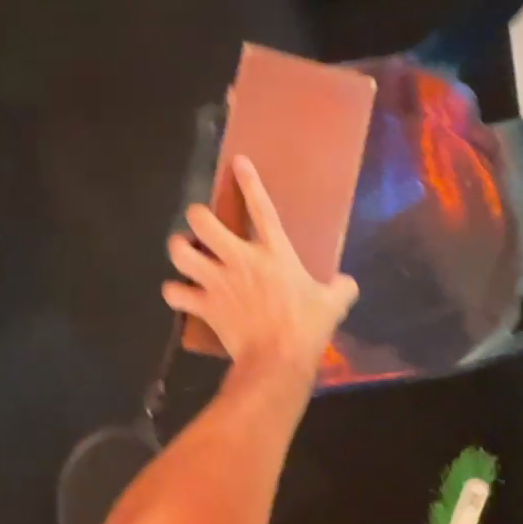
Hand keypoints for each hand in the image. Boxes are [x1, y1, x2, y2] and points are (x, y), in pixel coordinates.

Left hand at [163, 155, 358, 384]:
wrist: (277, 361)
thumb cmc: (307, 329)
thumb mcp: (334, 304)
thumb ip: (341, 288)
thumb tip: (348, 283)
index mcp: (275, 253)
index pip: (262, 208)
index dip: (249, 182)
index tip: (237, 162)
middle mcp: (241, 259)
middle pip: (203, 221)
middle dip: (197, 217)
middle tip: (201, 226)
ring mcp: (218, 281)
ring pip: (180, 252)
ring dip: (179, 250)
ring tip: (184, 253)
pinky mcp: (204, 305)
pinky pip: (175, 293)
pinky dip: (174, 292)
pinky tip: (179, 293)